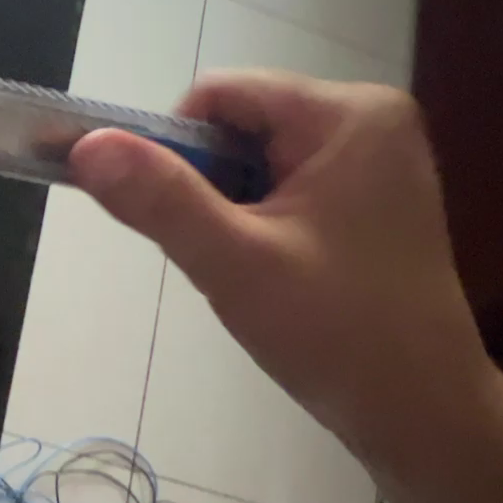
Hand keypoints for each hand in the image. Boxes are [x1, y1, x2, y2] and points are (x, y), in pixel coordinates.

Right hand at [68, 70, 497, 472]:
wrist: (415, 407)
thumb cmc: (331, 330)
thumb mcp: (233, 261)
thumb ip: (160, 199)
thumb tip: (87, 145)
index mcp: (347, 115)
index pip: (219, 94)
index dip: (170, 147)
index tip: (167, 215)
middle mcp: (366, 121)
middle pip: (235, 125)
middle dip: (199, 186)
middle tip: (215, 252)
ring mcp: (370, 160)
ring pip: (250, 160)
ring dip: (222, 209)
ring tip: (242, 267)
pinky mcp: (363, 198)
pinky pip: (277, 187)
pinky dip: (248, 222)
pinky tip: (263, 270)